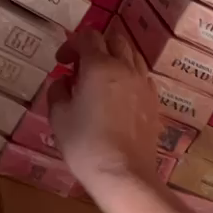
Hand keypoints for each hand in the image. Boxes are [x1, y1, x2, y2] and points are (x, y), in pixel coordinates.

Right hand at [47, 26, 163, 199]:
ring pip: (132, 56)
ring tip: (102, 78)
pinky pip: (142, 77)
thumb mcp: (59, 116)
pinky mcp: (154, 103)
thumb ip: (58, 91)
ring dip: (115, 58)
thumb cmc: (85, 143)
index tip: (62, 62)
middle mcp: (125, 68)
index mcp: (99, 66)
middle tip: (81, 66)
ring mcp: (143, 85)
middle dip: (96, 46)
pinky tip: (119, 96)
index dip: (71, 44)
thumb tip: (64, 81)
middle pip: (115, 40)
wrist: (123, 174)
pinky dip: (129, 76)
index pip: (88, 37)